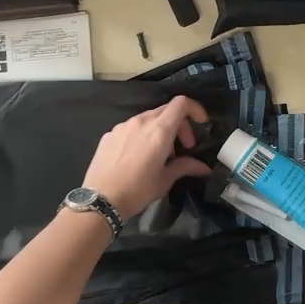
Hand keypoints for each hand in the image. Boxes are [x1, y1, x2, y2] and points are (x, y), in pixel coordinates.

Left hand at [80, 96, 212, 219]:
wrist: (100, 199)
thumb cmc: (137, 190)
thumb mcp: (165, 180)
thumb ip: (186, 167)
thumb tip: (204, 168)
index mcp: (159, 130)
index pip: (181, 103)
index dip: (195, 109)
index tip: (200, 125)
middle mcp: (140, 122)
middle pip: (165, 110)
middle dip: (179, 125)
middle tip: (182, 148)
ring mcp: (122, 126)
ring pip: (147, 119)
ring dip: (159, 130)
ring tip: (159, 154)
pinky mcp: (108, 134)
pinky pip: (130, 128)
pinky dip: (141, 135)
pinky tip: (137, 157)